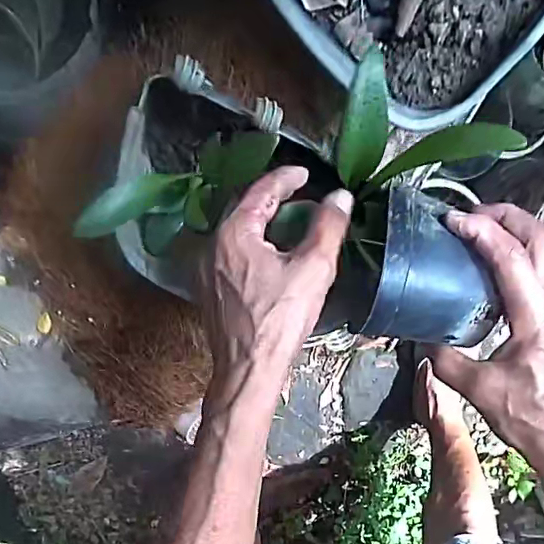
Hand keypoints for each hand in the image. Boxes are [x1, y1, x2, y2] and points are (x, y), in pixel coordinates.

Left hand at [198, 166, 350, 394]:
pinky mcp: (207, 293)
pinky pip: (228, 256)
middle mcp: (210, 246)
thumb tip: (340, 197)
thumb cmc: (279, 321)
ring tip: (286, 224)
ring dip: (259, 224)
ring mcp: (204, 271)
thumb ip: (328, 228)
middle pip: (241, 209)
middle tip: (297, 197)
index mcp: (233, 233)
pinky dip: (249, 247)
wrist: (248, 370)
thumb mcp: (313, 269)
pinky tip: (268, 258)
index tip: (305, 173)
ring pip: (233, 234)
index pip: (260, 191)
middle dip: (270, 199)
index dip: (286, 178)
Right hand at [427, 204, 543, 469]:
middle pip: (541, 239)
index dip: (480, 232)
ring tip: (479, 234)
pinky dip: (518, 259)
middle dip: (507, 216)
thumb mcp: (479, 390)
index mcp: (538, 318)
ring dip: (515, 234)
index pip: (511, 258)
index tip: (452, 220)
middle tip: (471, 214)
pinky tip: (492, 273)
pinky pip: (542, 275)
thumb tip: (423, 339)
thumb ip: (445, 360)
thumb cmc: (531, 419)